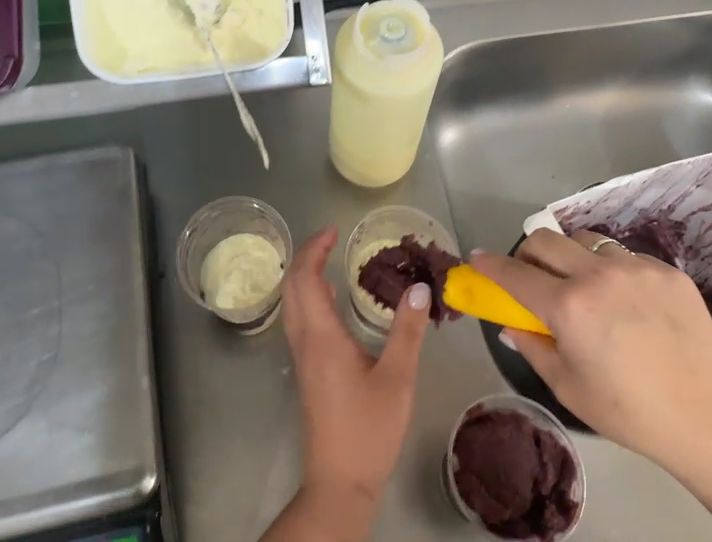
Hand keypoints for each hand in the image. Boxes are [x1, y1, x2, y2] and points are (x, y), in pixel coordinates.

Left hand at [281, 225, 431, 504]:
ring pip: (291, 304)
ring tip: (329, 262)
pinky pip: (299, 320)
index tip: (333, 231)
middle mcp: (304, 341)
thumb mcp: (397, 378)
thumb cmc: (368, 428)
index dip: (314, 249)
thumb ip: (407, 331)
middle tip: (331, 240)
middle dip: (306, 257)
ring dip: (304, 277)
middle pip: (291, 287)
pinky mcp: (307, 372)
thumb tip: (420, 288)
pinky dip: (308, 298)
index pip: (305, 278)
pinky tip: (330, 303)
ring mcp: (302, 358)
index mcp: (321, 336)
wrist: (340, 480)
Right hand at [472, 229, 711, 467]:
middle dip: (528, 254)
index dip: (489, 266)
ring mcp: (637, 268)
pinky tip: (627, 304)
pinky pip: (624, 256)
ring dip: (571, 257)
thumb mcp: (567, 386)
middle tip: (532, 278)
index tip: (477, 260)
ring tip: (584, 289)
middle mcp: (599, 275)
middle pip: (545, 239)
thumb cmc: (629, 412)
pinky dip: (612, 271)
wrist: (710, 419)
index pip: (513, 273)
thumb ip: (532, 345)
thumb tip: (511, 322)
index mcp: (569, 306)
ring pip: (586, 241)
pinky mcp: (668, 271)